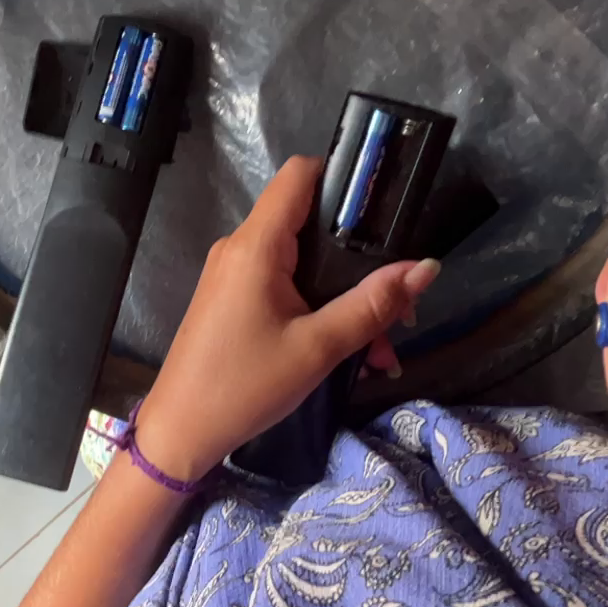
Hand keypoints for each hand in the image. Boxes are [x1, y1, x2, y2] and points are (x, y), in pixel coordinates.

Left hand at [134, 156, 441, 479]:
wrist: (181, 431)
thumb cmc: (244, 386)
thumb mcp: (317, 348)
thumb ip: (373, 304)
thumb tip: (426, 267)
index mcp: (256, 245)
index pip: (299, 175)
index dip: (344, 179)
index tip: (386, 209)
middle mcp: (240, 248)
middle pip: (309, 224)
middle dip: (360, 259)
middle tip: (398, 303)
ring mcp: (233, 275)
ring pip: (303, 265)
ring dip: (345, 297)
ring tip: (380, 346)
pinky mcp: (232, 300)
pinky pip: (283, 288)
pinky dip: (318, 310)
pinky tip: (349, 351)